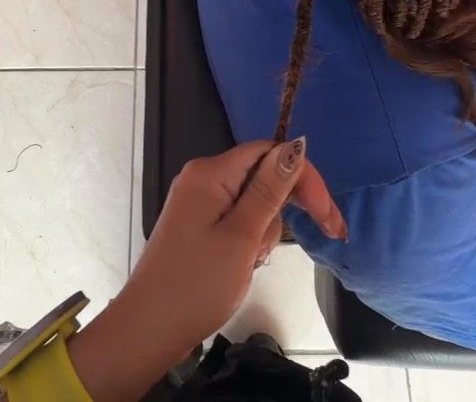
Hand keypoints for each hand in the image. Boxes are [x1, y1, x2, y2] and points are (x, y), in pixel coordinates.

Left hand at [66, 139, 344, 401]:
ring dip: (264, 230)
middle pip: (262, 175)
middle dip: (286, 207)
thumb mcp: (241, 237)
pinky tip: (243, 265)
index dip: (302, 176)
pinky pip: (237, 219)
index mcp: (210, 172)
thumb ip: (270, 190)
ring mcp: (198, 201)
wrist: (148, 330)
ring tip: (250, 262)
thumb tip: (296, 144)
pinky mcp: (197, 224)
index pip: (268, 152)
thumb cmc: (197, 285)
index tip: (327, 217)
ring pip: (252, 201)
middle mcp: (202, 177)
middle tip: (318, 238)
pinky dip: (249, 239)